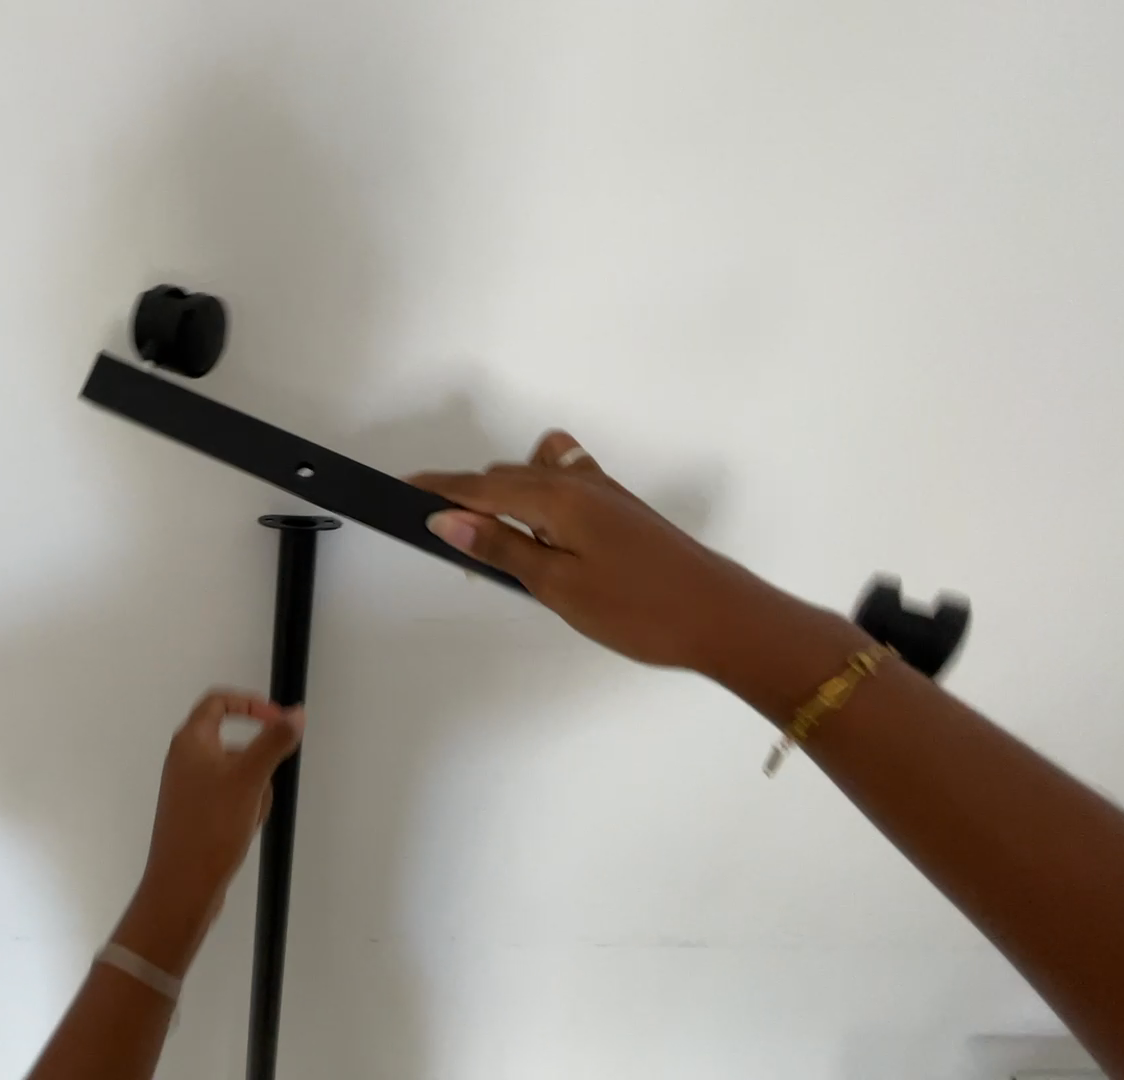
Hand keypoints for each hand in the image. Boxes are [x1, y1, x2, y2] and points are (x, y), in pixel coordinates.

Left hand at [113, 692, 302, 976]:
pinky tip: (243, 830)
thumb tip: (296, 713)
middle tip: (262, 786)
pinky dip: (243, 809)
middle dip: (257, 764)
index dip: (252, 704)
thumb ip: (274, 741)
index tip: (278, 721)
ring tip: (249, 816)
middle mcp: (184, 758)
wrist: (182, 886)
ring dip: (253, 791)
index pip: (219, 702)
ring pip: (237, 775)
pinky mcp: (194, 813)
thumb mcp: (250, 777)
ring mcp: (188, 788)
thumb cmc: (213, 824)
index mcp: (190, 740)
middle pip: (234, 742)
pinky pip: (229, 798)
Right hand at [412, 430, 798, 674]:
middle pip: (501, 478)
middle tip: (447, 542)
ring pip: (532, 476)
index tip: (399, 490)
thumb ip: (499, 547)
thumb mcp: (556, 584)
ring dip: (500, 496)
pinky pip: (562, 480)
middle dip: (465, 499)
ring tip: (490, 540)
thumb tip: (444, 518)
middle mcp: (576, 483)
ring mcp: (601, 491)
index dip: (436, 489)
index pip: (479, 488)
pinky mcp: (617, 507)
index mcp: (556, 499)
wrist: (724, 619)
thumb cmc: (636, 609)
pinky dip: (535, 491)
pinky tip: (537, 524)